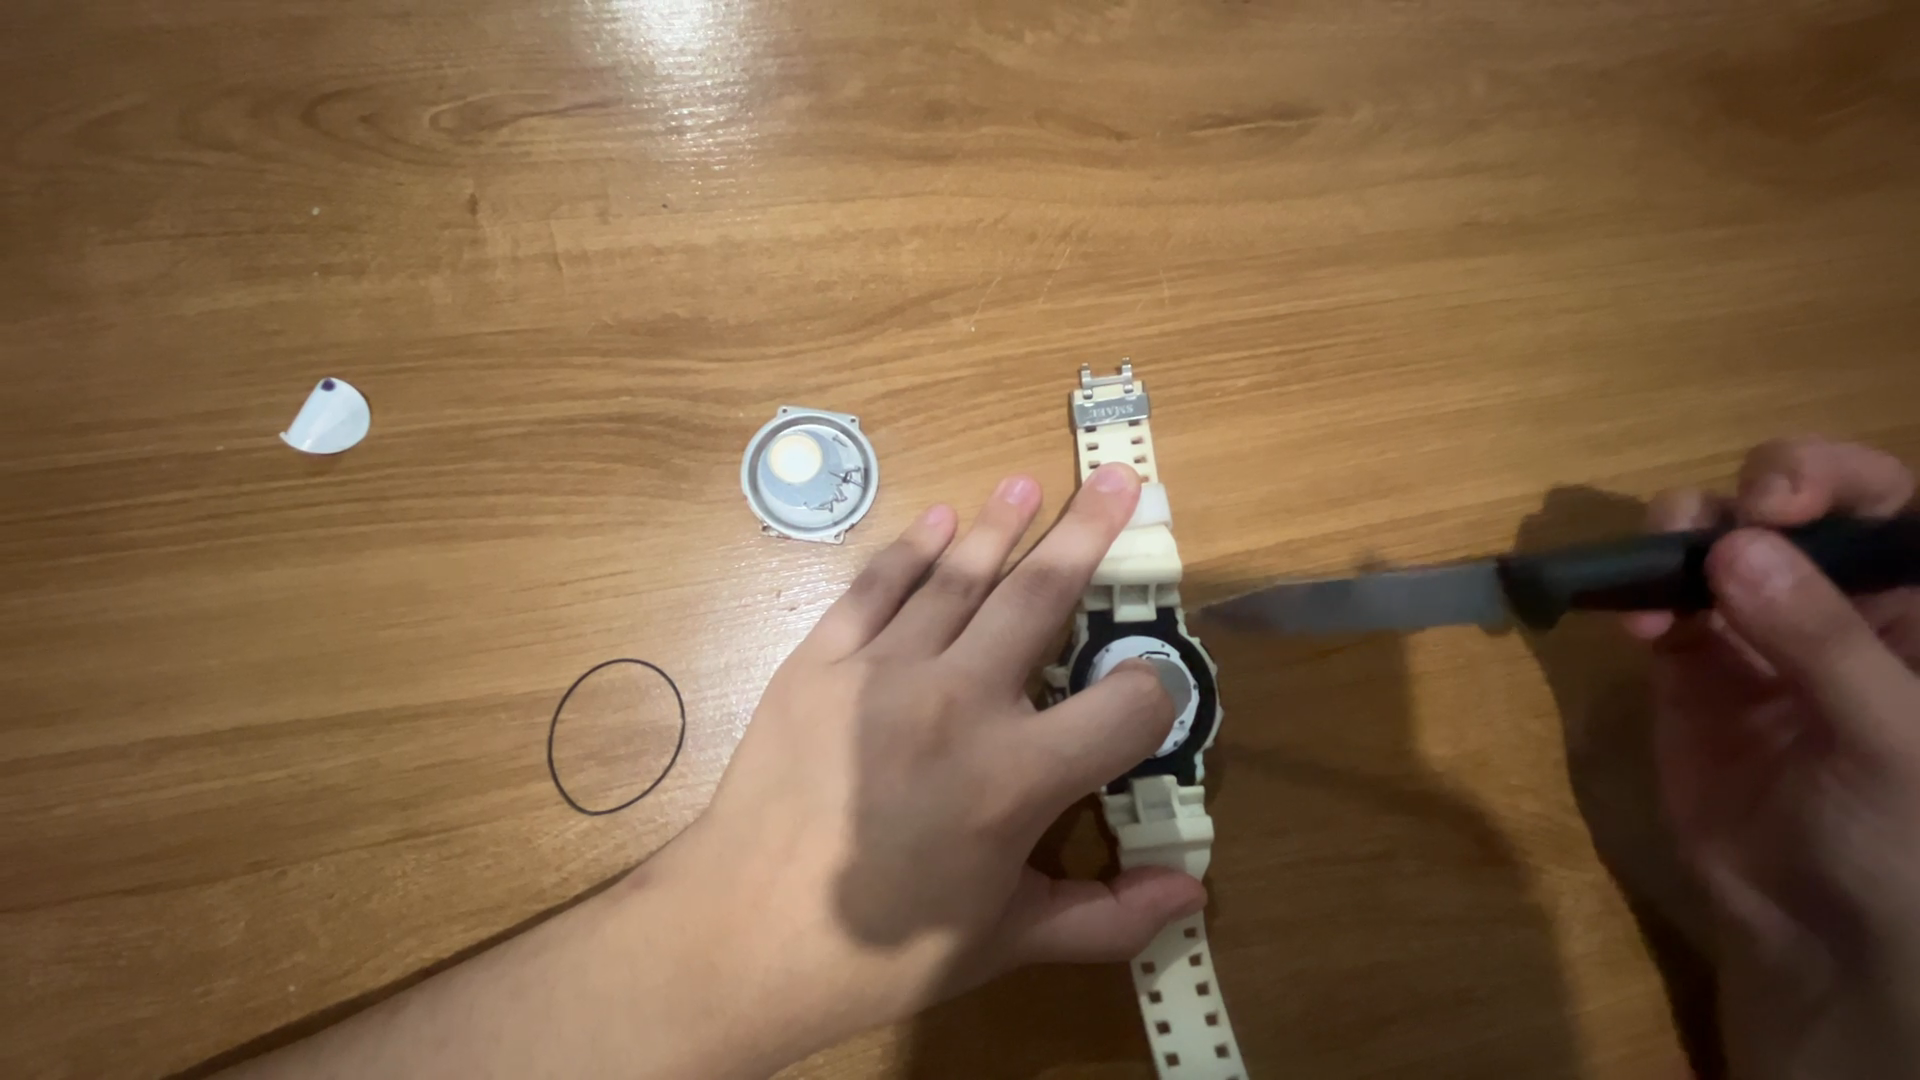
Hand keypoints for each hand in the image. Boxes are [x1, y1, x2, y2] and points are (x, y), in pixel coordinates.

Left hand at [651, 463, 1204, 1071]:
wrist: (741, 934)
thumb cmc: (882, 948)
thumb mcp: (1007, 940)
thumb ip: (1107, 916)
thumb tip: (1192, 896)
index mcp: (1016, 777)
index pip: (1128, 705)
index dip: (1158, 692)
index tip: (1154, 686)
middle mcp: (957, 702)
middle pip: (1041, 597)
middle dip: (1088, 533)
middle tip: (1114, 480)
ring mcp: (882, 670)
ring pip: (958, 577)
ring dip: (999, 524)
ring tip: (1028, 482)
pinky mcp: (820, 660)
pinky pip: (874, 588)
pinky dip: (909, 550)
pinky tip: (937, 518)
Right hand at [1627, 438, 1919, 1078]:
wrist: (1818, 925)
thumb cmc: (1905, 838)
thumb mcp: (1892, 739)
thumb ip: (1821, 640)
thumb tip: (1733, 545)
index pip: (1893, 507)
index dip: (1835, 481)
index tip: (1772, 500)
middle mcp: (1846, 608)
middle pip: (1788, 514)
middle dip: (1740, 503)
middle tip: (1710, 530)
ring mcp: (1760, 635)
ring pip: (1710, 552)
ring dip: (1675, 547)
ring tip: (1652, 579)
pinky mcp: (1690, 666)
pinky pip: (1659, 608)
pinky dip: (1636, 602)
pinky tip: (1632, 627)